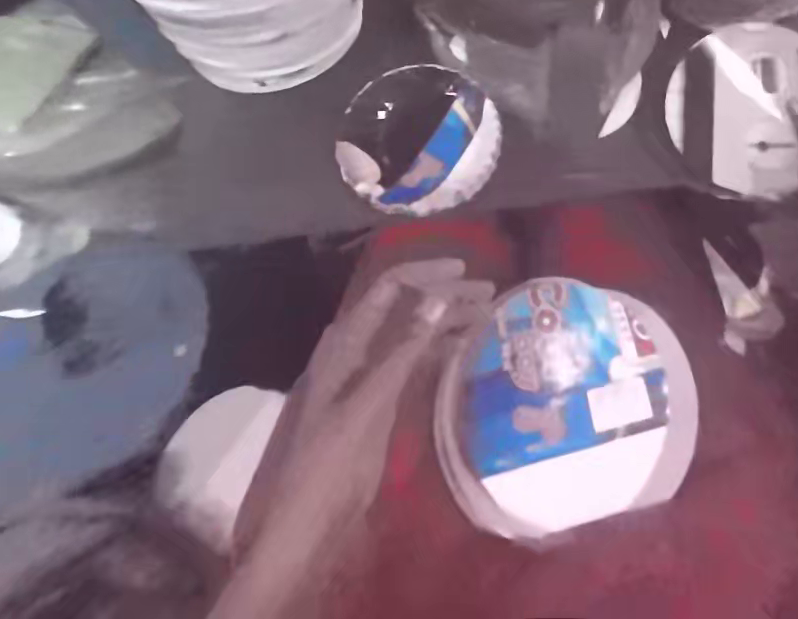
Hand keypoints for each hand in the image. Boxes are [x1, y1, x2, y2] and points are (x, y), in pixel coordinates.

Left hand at [220, 260, 490, 614]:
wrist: (307, 524)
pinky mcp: (381, 399)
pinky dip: (440, 352)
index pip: (389, 287)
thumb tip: (438, 300)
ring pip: (413, 333)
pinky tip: (467, 351)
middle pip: (406, 306)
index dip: (426, 273)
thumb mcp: (369, 404)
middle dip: (445, 296)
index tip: (465, 272)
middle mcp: (360, 347)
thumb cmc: (331, 461)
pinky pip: (414, 362)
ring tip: (487, 317)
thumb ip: (403, 351)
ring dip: (447, 322)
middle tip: (490, 294)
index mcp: (348, 339)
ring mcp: (371, 373)